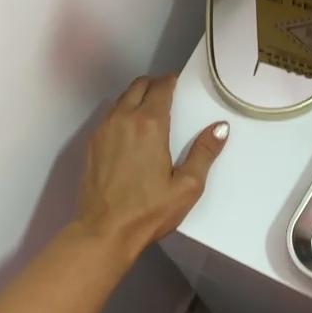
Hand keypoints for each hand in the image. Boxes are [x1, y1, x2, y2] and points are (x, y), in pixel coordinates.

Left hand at [74, 75, 228, 250]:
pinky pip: (109, 116)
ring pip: (121, 99)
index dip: (172, 81)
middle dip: (154, 84)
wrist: (104, 231)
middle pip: (138, 85)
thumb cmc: (149, 210)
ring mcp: (103, 130)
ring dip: (136, 97)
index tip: (181, 85)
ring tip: (151, 112)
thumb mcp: (187, 186)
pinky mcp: (91, 144)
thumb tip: (220, 127)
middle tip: (168, 94)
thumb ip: (204, 152)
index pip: (160, 87)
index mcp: (149, 124)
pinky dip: (122, 113)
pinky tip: (131, 133)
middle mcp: (123, 119)